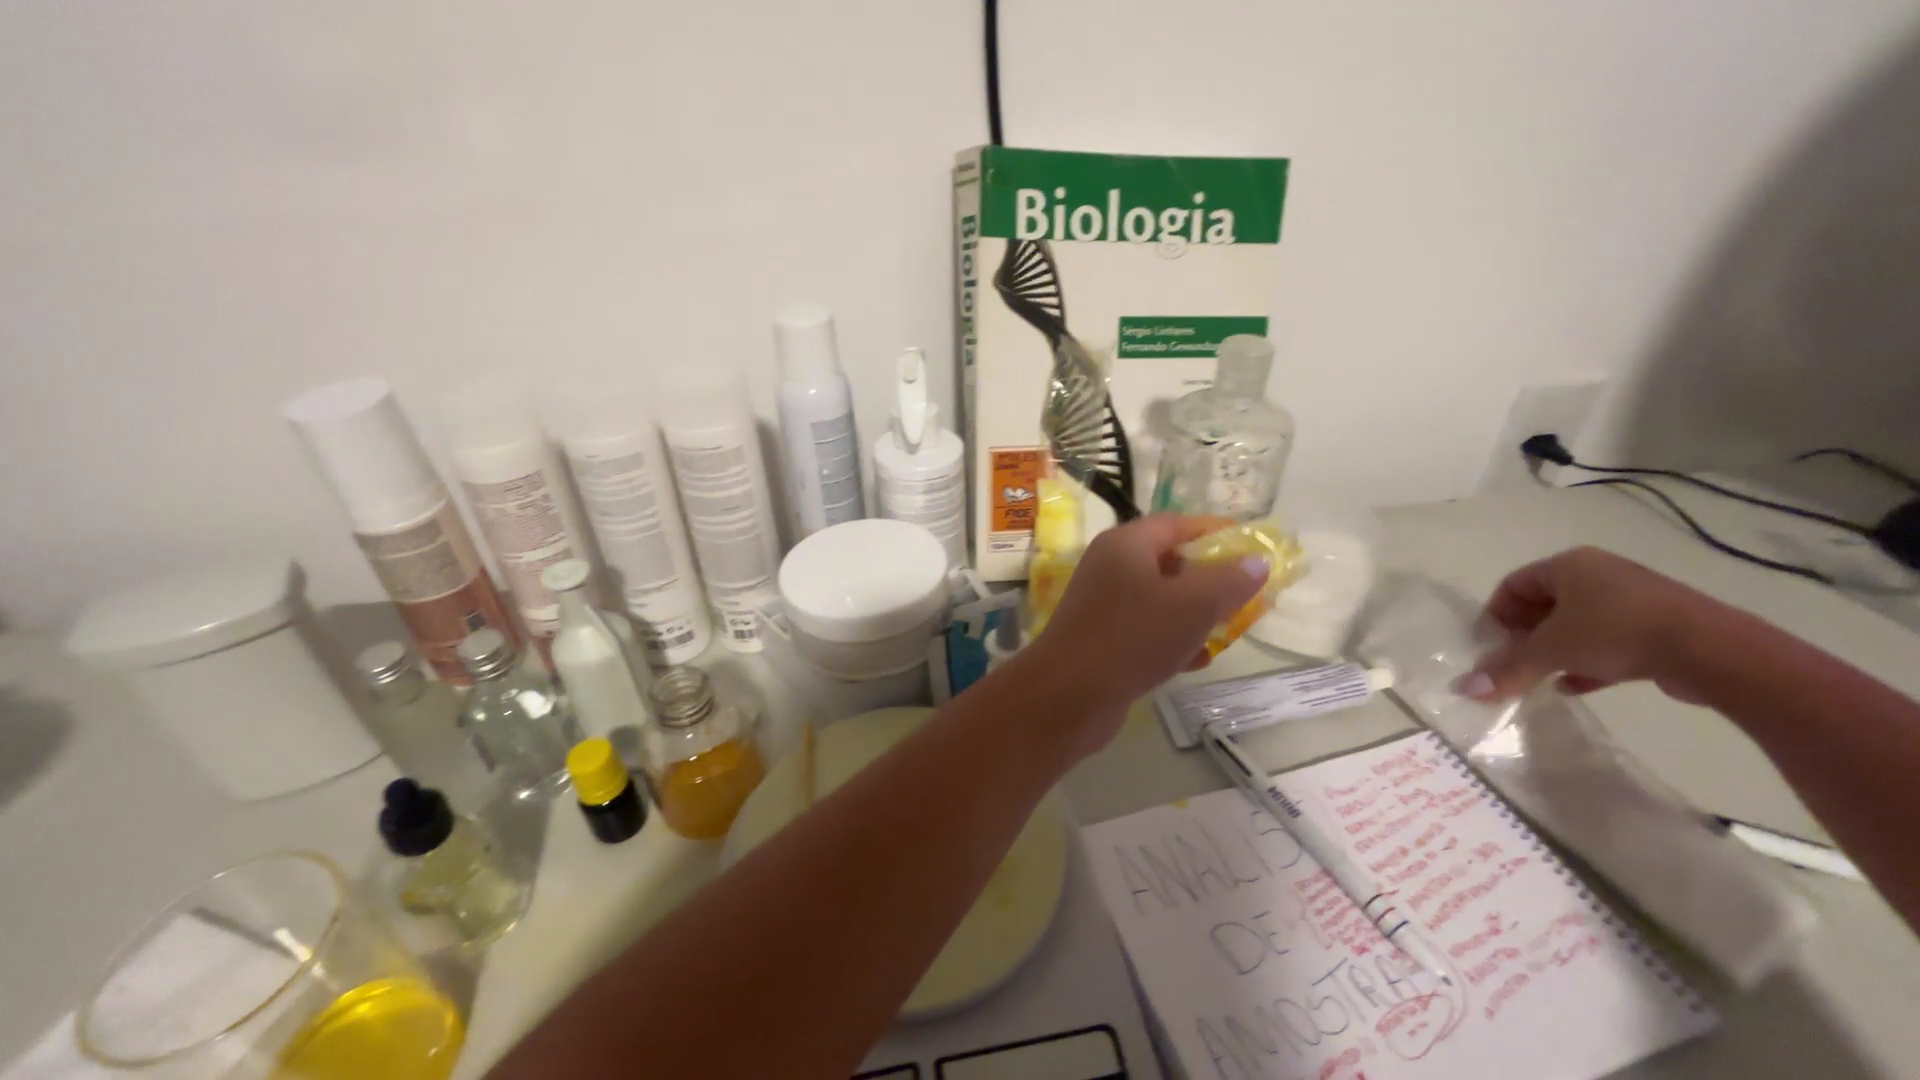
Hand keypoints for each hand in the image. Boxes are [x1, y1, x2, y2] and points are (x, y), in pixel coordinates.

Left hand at [1026, 515, 1269, 757]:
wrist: (1067, 696)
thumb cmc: (1132, 637)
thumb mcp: (1193, 604)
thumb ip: (1229, 580)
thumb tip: (1256, 561)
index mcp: (1126, 544)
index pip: (1177, 524)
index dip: (1217, 532)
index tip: (1253, 546)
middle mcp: (1110, 568)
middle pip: (1170, 561)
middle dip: (1211, 577)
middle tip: (1248, 593)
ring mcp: (1104, 606)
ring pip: (1161, 600)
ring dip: (1196, 613)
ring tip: (1230, 629)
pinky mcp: (1103, 642)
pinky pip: (1147, 632)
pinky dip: (1174, 641)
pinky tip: (1197, 662)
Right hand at [1458, 546, 1715, 702]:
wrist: (1710, 650)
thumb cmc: (1615, 632)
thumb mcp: (1550, 651)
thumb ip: (1507, 669)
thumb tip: (1464, 689)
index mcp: (1568, 565)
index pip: (1514, 584)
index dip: (1495, 615)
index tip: (1489, 647)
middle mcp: (1598, 574)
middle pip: (1544, 605)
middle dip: (1524, 637)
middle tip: (1512, 665)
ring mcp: (1631, 600)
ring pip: (1577, 625)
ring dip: (1554, 652)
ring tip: (1540, 679)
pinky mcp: (1657, 627)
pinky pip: (1607, 642)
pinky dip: (1586, 662)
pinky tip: (1574, 686)